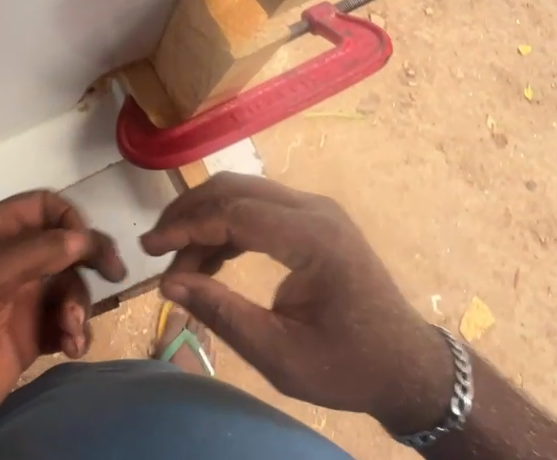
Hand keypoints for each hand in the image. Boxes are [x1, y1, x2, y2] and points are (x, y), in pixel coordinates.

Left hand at [0, 189, 126, 450]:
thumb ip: (35, 252)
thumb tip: (84, 238)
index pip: (41, 208)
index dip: (69, 220)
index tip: (88, 247)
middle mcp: (5, 262)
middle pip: (61, 246)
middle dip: (86, 260)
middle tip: (113, 276)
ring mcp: (15, 302)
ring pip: (67, 286)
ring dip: (79, 304)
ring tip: (73, 332)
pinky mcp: (24, 339)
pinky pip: (63, 323)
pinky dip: (75, 332)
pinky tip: (73, 348)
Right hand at [140, 173, 454, 435]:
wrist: (407, 365)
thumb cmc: (346, 366)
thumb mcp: (279, 355)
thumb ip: (222, 313)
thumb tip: (169, 285)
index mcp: (312, 238)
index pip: (233, 214)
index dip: (186, 228)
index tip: (150, 249)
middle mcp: (314, 209)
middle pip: (233, 189)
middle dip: (188, 214)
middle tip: (155, 247)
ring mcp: (315, 208)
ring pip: (243, 191)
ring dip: (204, 217)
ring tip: (176, 259)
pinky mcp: (313, 218)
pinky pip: (258, 205)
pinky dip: (226, 224)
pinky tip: (208, 257)